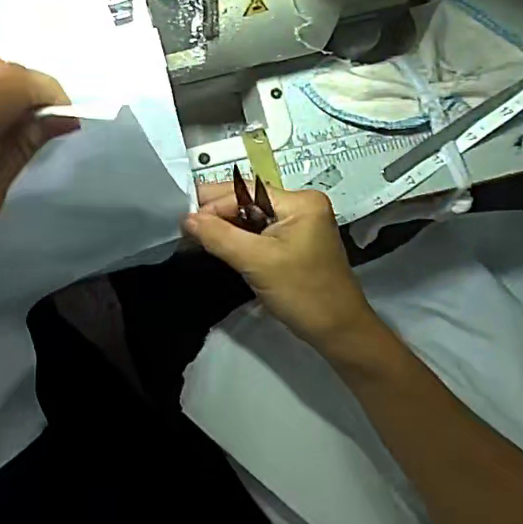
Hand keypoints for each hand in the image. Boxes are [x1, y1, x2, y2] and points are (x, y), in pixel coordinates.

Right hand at [181, 182, 386, 360]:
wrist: (339, 331)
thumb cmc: (303, 294)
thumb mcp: (256, 262)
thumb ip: (219, 236)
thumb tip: (187, 219)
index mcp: (300, 201)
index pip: (245, 192)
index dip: (212, 205)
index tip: (184, 222)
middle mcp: (301, 204)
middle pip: (248, 200)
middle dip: (217, 213)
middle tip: (185, 227)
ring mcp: (299, 222)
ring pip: (252, 216)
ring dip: (225, 225)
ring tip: (196, 235)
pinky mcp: (295, 240)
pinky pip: (260, 230)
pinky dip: (239, 236)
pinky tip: (218, 242)